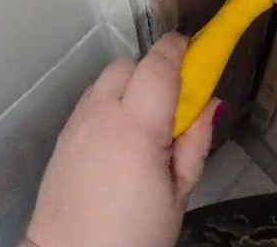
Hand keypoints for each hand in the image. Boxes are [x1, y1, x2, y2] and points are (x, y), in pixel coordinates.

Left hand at [25, 33, 219, 246]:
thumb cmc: (134, 238)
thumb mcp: (178, 197)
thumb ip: (196, 144)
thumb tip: (212, 103)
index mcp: (136, 127)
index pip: (159, 65)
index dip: (178, 49)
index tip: (195, 50)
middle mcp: (102, 113)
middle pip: (130, 64)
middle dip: (153, 73)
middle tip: (172, 105)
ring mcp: (78, 121)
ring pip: (107, 79)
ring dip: (129, 87)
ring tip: (143, 126)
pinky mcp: (63, 135)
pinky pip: (91, 100)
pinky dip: (108, 104)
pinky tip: (117, 139)